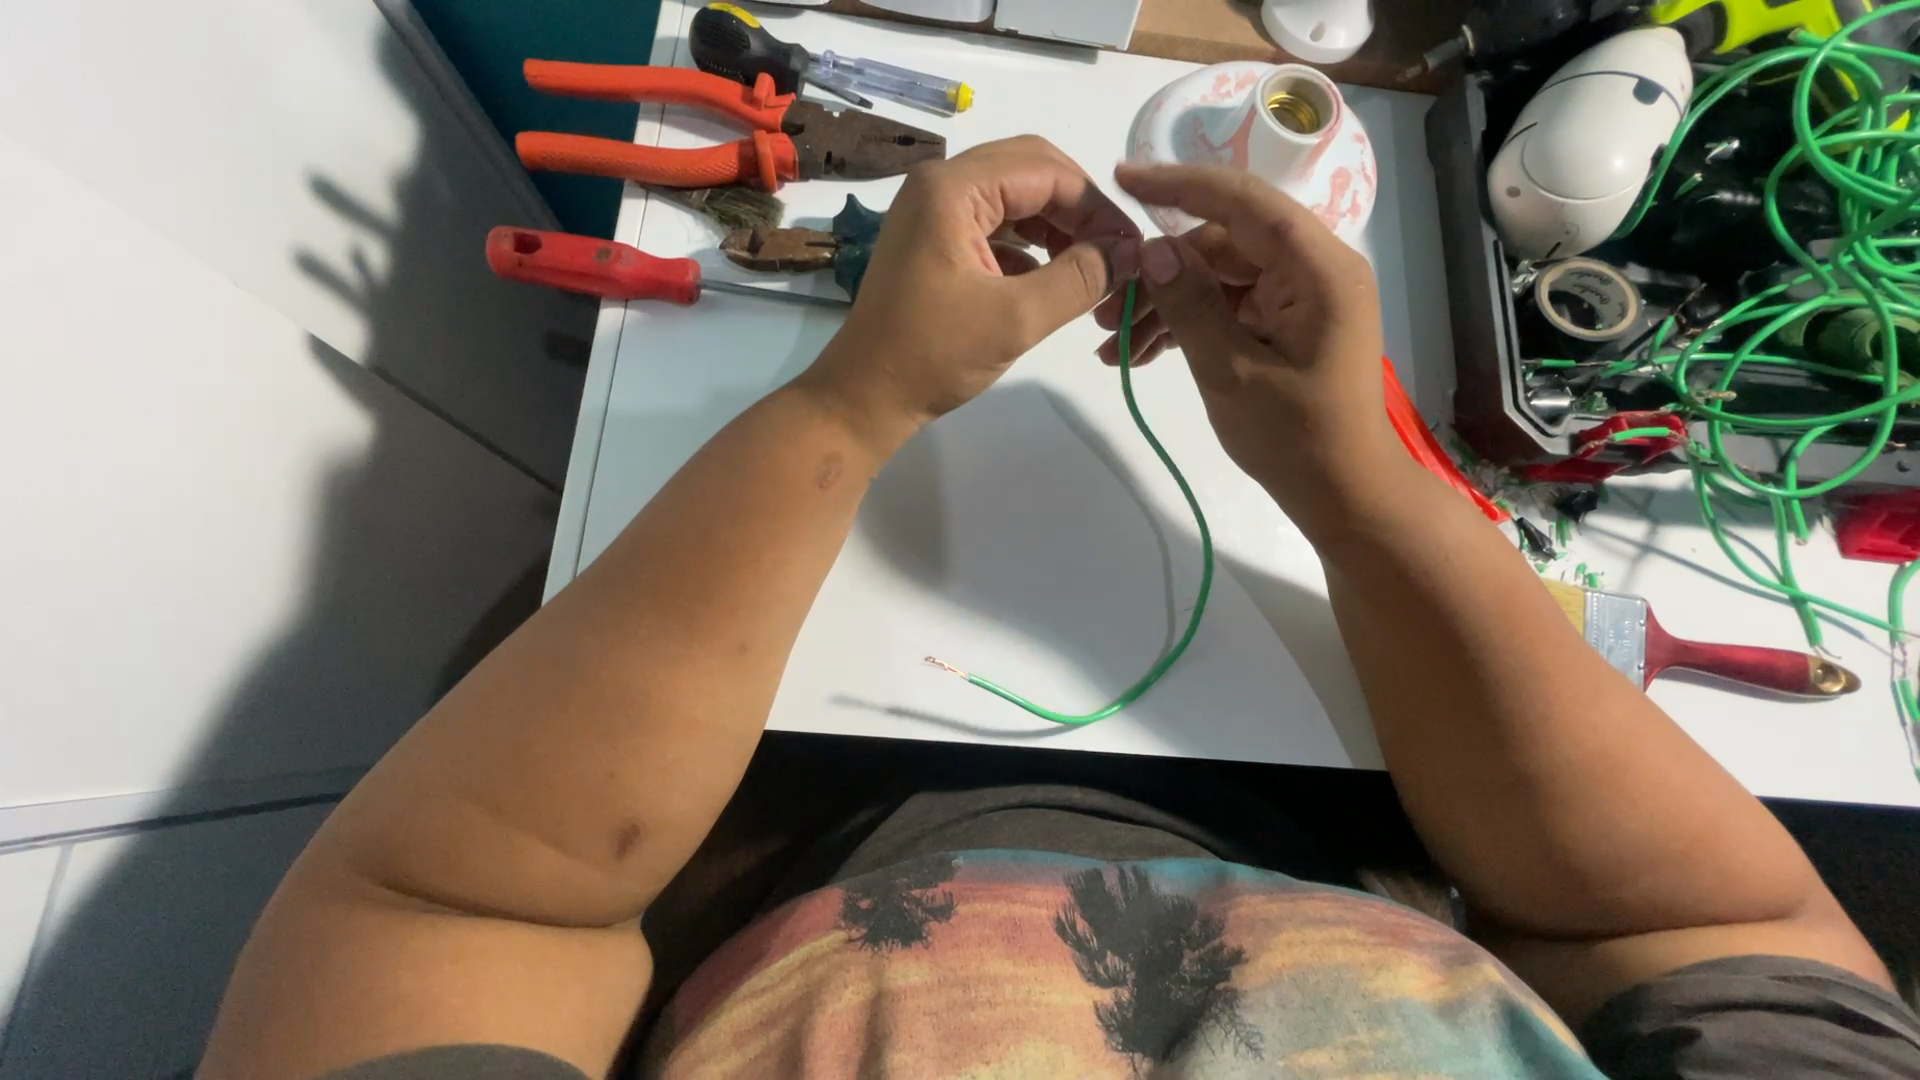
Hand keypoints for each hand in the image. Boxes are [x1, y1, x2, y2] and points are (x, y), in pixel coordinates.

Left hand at [802, 136, 1139, 430]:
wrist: (865, 397)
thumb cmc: (932, 356)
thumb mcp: (1016, 318)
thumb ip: (1081, 278)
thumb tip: (1131, 251)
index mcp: (953, 187)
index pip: (1047, 170)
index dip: (1098, 206)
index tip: (1132, 248)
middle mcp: (941, 185)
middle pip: (1031, 173)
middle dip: (1079, 212)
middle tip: (1115, 255)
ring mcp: (933, 214)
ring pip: (1014, 201)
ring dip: (1056, 230)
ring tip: (1092, 270)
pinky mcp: (934, 244)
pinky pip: (994, 229)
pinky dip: (1029, 249)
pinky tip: (1054, 281)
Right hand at [1099, 164, 1408, 532]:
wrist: (1341, 491)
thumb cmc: (1293, 438)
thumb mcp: (1230, 372)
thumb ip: (1191, 305)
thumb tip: (1152, 249)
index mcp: (1318, 270)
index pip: (1245, 203)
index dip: (1181, 186)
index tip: (1123, 179)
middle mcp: (1314, 269)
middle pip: (1225, 245)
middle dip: (1161, 273)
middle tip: (1104, 311)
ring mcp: (1300, 297)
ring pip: (1220, 278)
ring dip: (1167, 305)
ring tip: (1113, 343)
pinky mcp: (1286, 322)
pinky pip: (1230, 306)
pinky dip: (1189, 324)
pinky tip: (1143, 350)